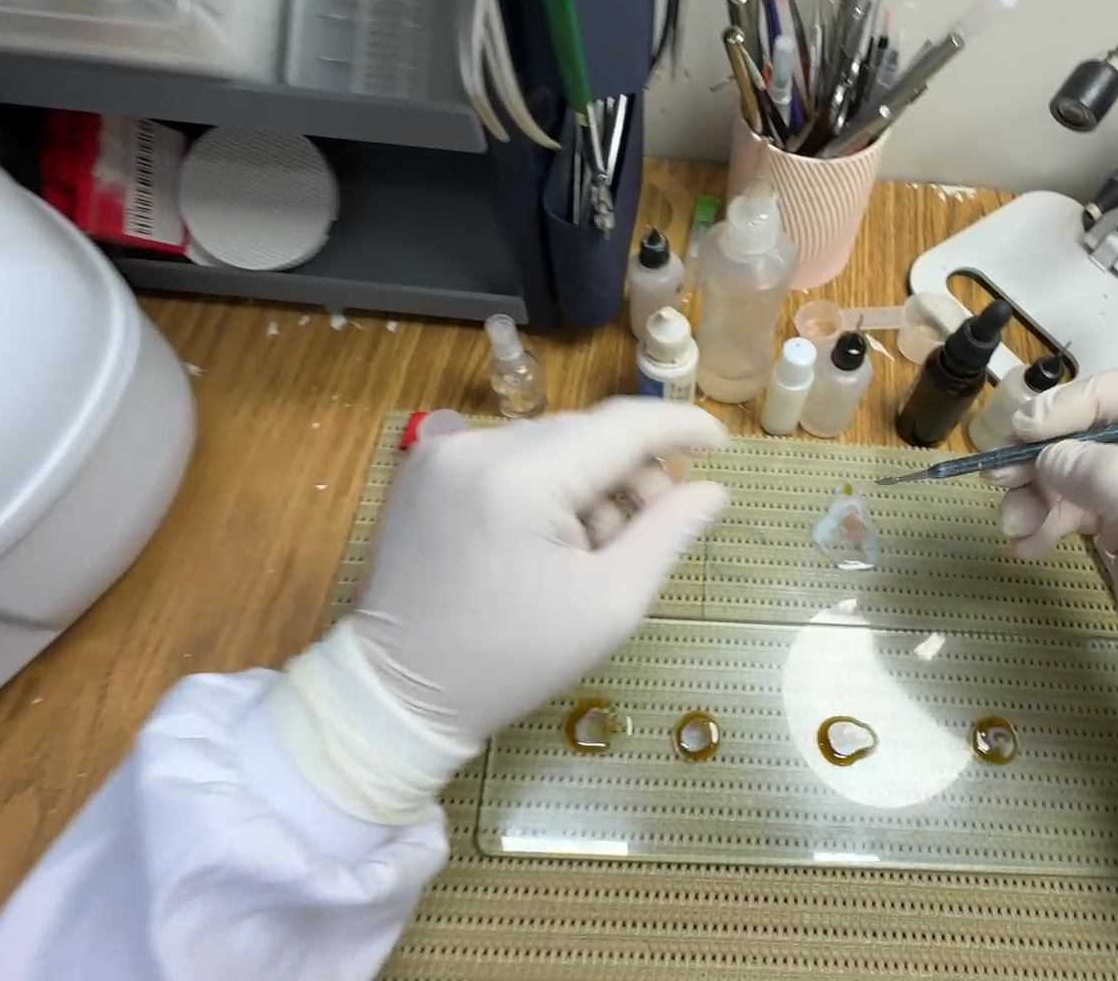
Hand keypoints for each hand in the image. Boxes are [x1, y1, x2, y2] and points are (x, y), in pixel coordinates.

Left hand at [268, 399, 727, 822]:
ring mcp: (444, 450)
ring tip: (585, 546)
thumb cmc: (512, 659)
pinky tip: (545, 533)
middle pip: (588, 432)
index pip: (622, 426)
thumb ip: (668, 534)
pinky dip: (545, 481)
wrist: (398, 692)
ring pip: (553, 441)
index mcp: (521, 479)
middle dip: (630, 472)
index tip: (719, 442)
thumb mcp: (609, 605)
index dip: (679, 427)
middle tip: (644, 530)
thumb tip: (713, 489)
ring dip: (587, 480)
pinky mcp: (427, 463)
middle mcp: (477, 444)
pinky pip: (513, 452)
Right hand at [988, 364, 1117, 703]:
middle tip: (997, 477)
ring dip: (1035, 495)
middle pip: (1096, 430)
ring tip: (1011, 527)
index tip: (1026, 428)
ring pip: (1074, 470)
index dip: (1081, 401)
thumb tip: (1045, 455)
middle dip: (1044, 455)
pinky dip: (1043, 524)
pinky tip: (1028, 548)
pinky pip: (1070, 509)